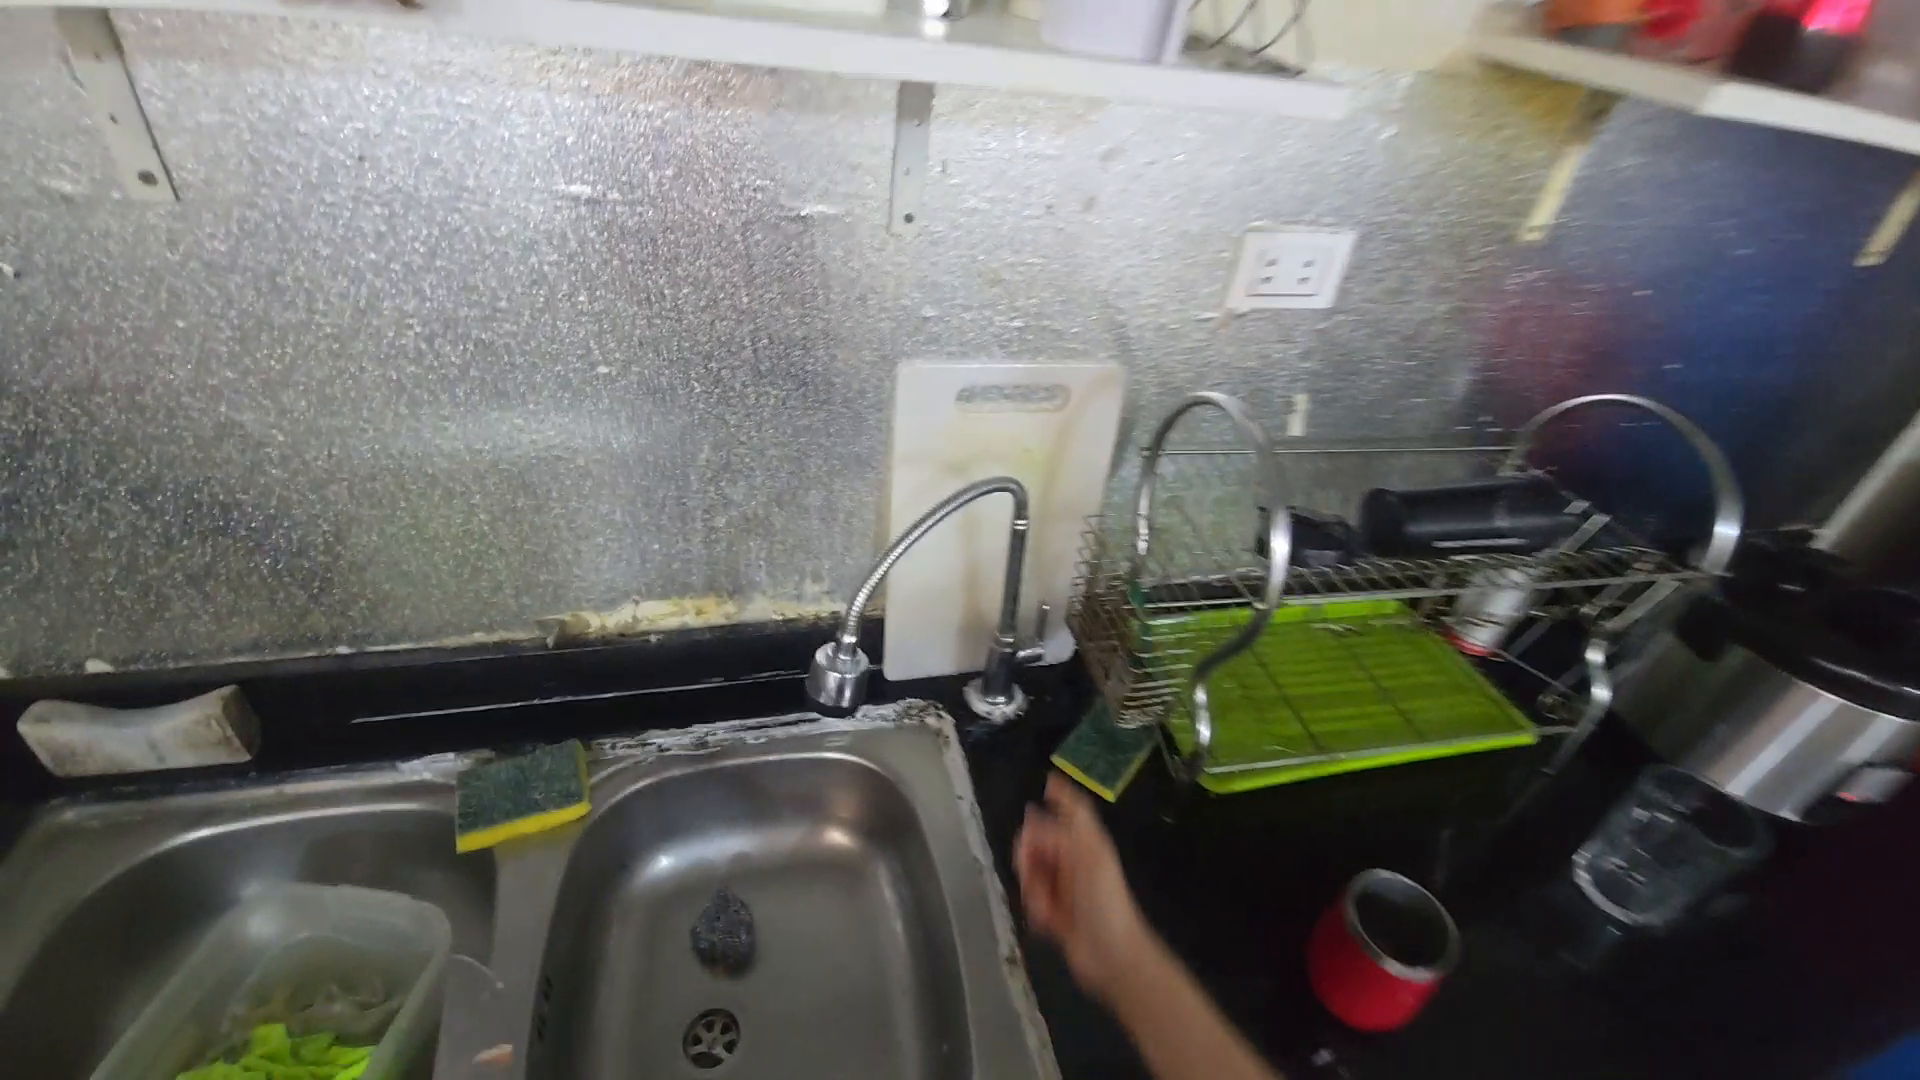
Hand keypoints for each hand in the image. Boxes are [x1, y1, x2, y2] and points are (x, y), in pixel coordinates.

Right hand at [1014, 772, 1155, 1002]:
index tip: (1045, 791)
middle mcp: (1072, 859)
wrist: (1112, 956)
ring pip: (1030, 873)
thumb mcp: (1091, 853)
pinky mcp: (1054, 912)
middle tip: (1030, 872)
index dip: (1053, 803)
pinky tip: (1048, 923)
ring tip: (1046, 908)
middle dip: (1029, 858)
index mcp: (1084, 842)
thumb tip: (1039, 803)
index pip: (1066, 812)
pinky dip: (1036, 909)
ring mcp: (1062, 886)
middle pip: (1036, 843)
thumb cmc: (1105, 900)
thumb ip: (1066, 824)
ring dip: (1033, 889)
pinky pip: (1032, 900)